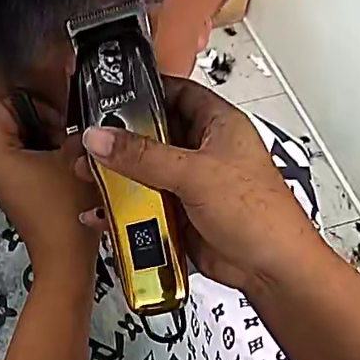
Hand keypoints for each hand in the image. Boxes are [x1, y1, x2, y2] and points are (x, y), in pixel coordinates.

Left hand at [0, 94, 100, 280]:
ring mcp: (10, 188)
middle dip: (45, 125)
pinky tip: (71, 171)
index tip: (56, 112)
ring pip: (27, 150)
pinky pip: (34, 170)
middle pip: (15, 129)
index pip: (4, 107)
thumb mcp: (76, 158)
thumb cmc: (65, 214)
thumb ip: (77, 131)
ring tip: (72, 152)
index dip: (34, 103)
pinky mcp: (25, 200)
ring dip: (50, 145)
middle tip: (68, 132)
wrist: (67, 258)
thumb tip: (83, 125)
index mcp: (0, 156)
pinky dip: (51, 165)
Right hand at [77, 77, 325, 294]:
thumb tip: (104, 138)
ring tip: (89, 176)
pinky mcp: (183, 216)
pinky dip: (126, 211)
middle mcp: (205, 153)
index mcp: (218, 125)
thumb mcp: (195, 174)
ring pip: (146, 175)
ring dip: (118, 178)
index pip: (176, 92)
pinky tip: (105, 213)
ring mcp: (193, 186)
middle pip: (153, 136)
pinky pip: (147, 208)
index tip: (110, 95)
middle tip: (90, 144)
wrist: (271, 268)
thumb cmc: (261, 215)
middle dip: (120, 142)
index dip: (144, 91)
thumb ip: (144, 155)